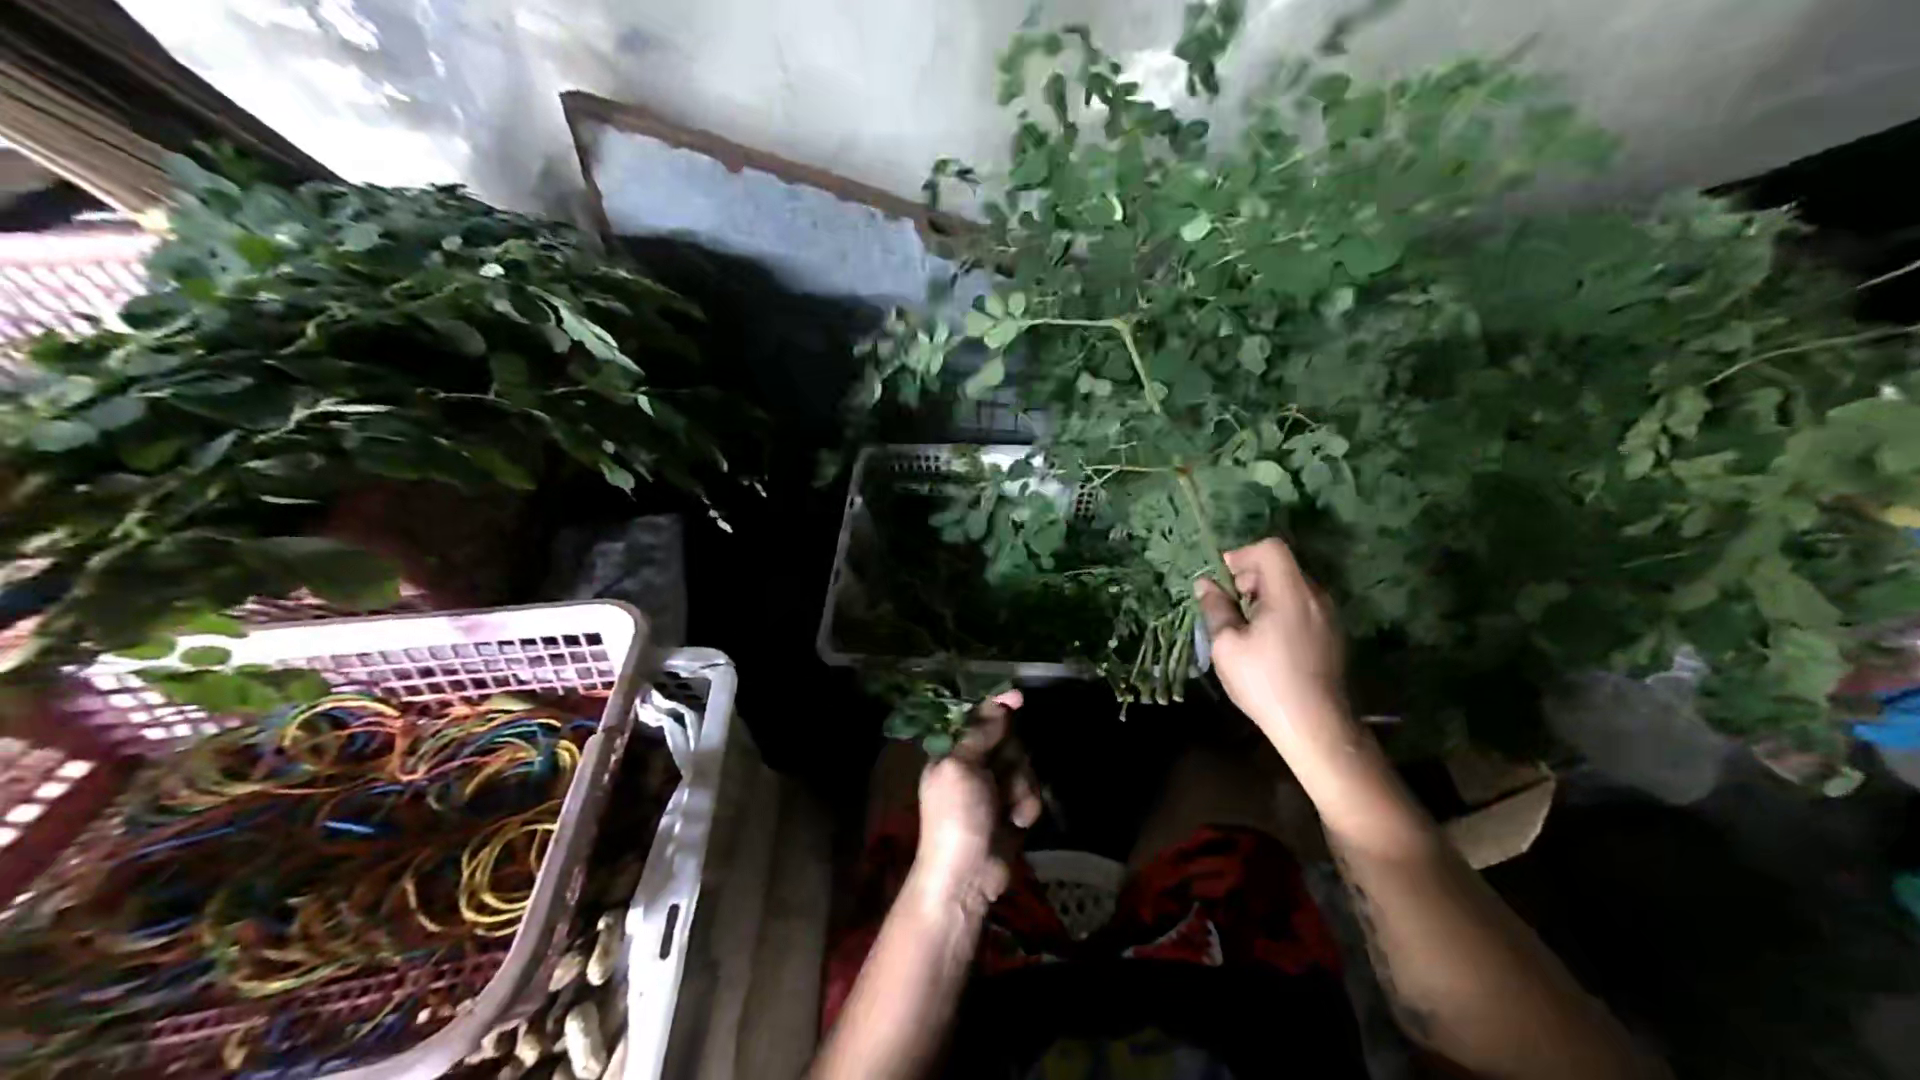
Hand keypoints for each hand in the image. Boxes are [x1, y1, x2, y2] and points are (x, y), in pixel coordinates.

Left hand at [910, 691, 1041, 914]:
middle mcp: (974, 766)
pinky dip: (1027, 806)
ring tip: (1008, 809)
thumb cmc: (955, 818)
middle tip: (1000, 779)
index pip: (977, 719)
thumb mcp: (960, 768)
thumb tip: (998, 706)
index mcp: (952, 753)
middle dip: (1012, 759)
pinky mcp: (1012, 809)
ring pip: (1024, 766)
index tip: (1019, 697)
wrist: (967, 876)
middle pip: (1009, 740)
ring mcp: (994, 788)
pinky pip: (1031, 792)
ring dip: (1021, 787)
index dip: (998, 707)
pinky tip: (1016, 823)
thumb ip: (979, 735)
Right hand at [1194, 538, 1349, 748]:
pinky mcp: (1333, 635)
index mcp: (1290, 592)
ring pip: (1293, 587)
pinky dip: (1281, 610)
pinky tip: (1267, 640)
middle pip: (1282, 566)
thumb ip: (1216, 608)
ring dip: (1265, 594)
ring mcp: (1328, 616)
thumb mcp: (1227, 644)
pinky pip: (1303, 606)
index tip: (1222, 581)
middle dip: (1250, 577)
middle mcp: (1315, 597)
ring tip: (1245, 625)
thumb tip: (1205, 584)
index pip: (1270, 549)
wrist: (1315, 725)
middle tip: (1229, 605)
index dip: (1241, 556)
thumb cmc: (1265, 681)